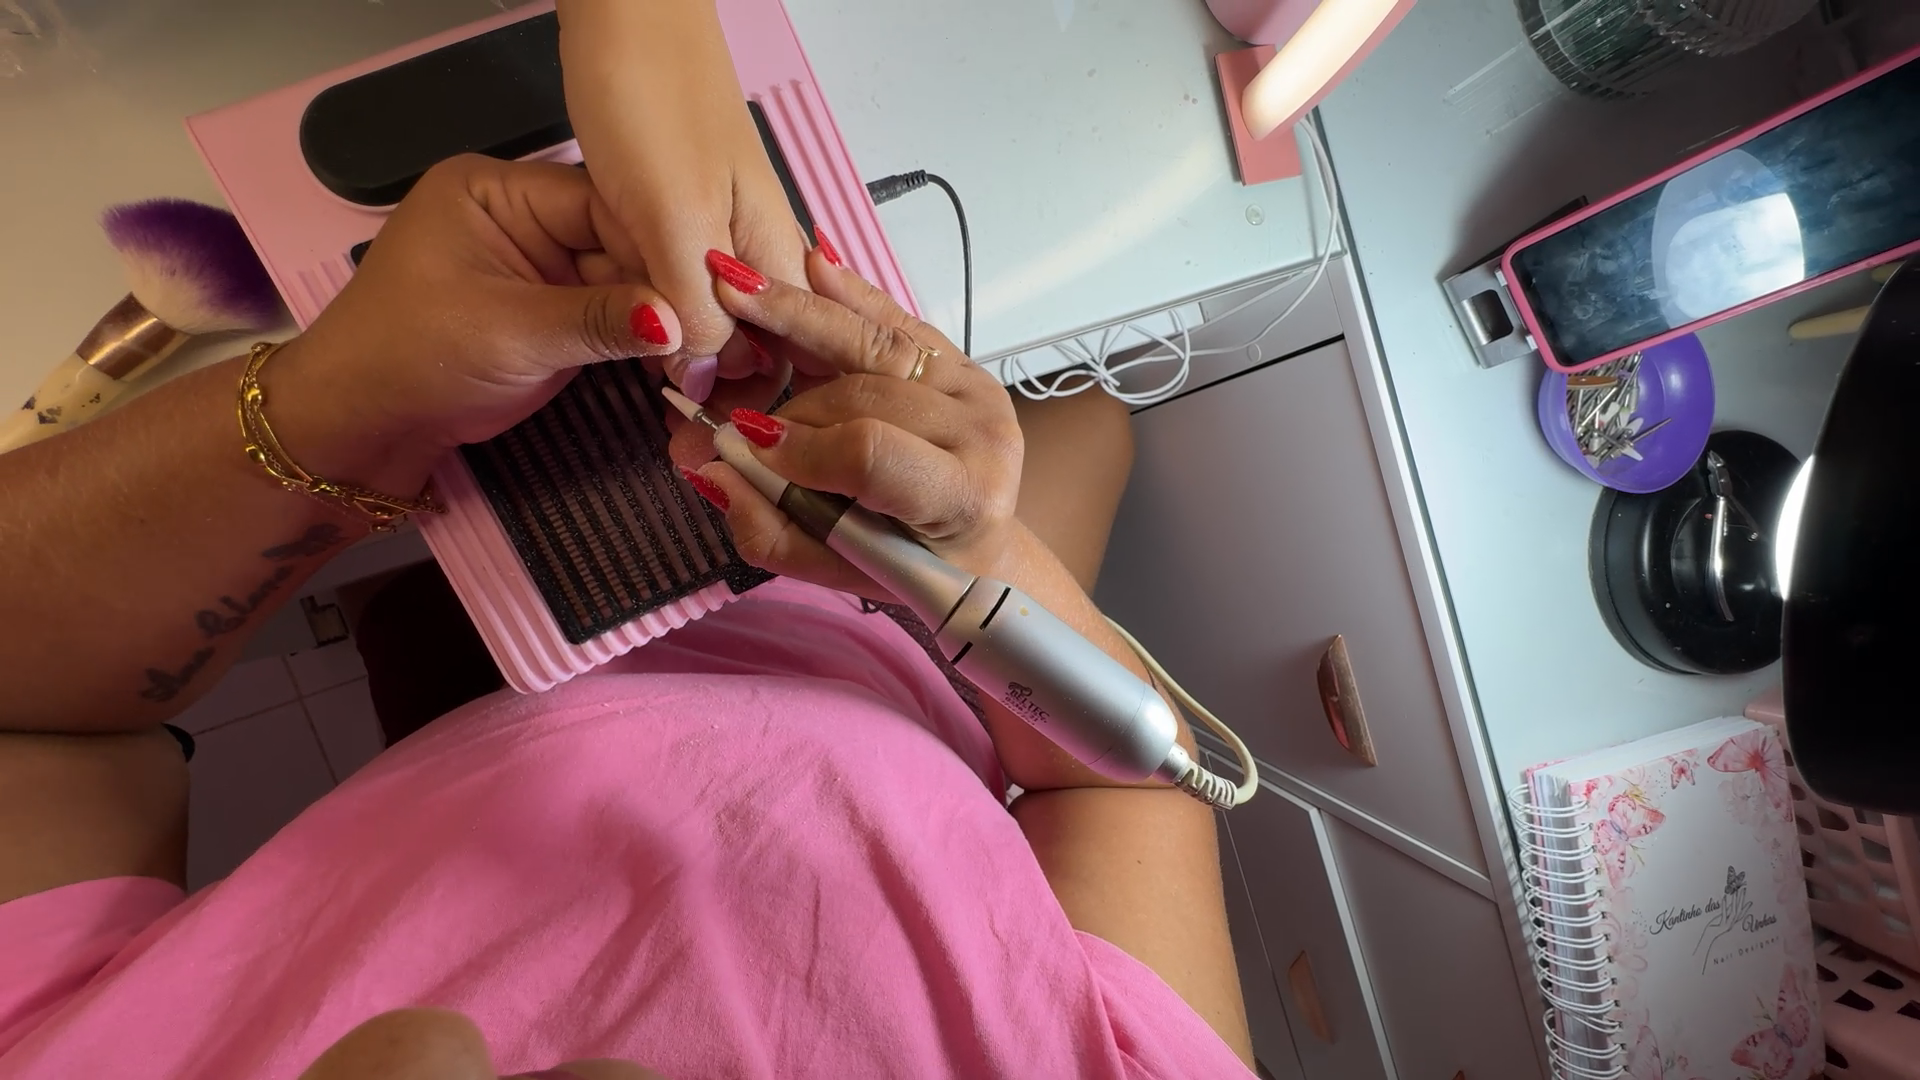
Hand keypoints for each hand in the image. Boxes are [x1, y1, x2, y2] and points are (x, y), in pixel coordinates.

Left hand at [268, 155, 679, 493]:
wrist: (374, 422)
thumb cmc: (418, 357)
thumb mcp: (512, 332)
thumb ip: (599, 321)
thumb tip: (684, 323)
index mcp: (501, 192)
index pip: (603, 204)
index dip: (658, 245)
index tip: (712, 290)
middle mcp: (531, 220)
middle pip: (625, 244)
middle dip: (670, 290)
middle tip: (726, 332)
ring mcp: (552, 270)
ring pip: (632, 284)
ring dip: (669, 321)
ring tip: (716, 353)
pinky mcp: (566, 313)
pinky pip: (624, 317)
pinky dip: (652, 341)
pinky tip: (687, 361)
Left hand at [559, 0, 813, 396]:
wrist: (622, 7)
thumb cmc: (650, 100)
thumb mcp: (669, 220)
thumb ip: (693, 309)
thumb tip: (704, 380)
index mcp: (775, 258)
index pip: (793, 355)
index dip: (760, 400)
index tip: (717, 435)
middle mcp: (761, 254)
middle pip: (759, 346)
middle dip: (724, 391)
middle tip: (685, 430)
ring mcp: (723, 238)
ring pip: (720, 323)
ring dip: (692, 362)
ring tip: (662, 401)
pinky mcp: (686, 224)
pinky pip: (687, 292)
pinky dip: (668, 322)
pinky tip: (643, 338)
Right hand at [684, 249, 1024, 599]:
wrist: (976, 544)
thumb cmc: (911, 567)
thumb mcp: (840, 572)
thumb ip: (774, 533)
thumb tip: (714, 471)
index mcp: (964, 495)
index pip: (872, 452)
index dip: (802, 446)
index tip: (747, 444)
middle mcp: (982, 432)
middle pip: (866, 394)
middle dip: (790, 402)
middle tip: (726, 400)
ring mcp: (975, 390)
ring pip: (875, 343)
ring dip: (801, 315)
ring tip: (736, 285)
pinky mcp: (960, 363)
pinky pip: (895, 321)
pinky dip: (848, 294)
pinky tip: (809, 263)